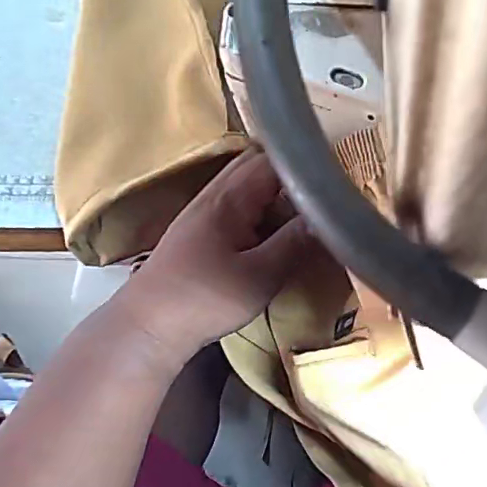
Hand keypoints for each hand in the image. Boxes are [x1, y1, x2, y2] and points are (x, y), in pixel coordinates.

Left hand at [114, 148, 318, 364]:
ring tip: (314, 216)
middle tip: (330, 198)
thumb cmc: (204, 299)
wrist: (148, 327)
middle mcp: (214, 196)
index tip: (338, 178)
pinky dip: (267, 215)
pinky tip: (283, 236)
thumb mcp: (259, 275)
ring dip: (281, 199)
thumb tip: (330, 216)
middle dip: (296, 178)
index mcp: (228, 198)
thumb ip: (295, 243)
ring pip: (251, 190)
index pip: (271, 160)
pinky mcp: (204, 234)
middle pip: (259, 169)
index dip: (306, 164)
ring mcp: (206, 214)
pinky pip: (243, 210)